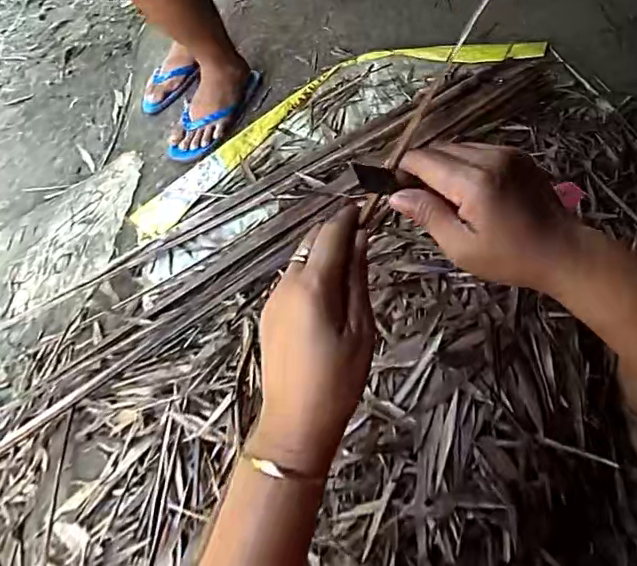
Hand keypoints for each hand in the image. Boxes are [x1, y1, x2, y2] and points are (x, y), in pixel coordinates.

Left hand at [253, 206, 375, 473]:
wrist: (293, 427)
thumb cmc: (337, 381)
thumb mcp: (361, 328)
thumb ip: (358, 279)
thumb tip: (361, 239)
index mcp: (313, 285)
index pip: (331, 233)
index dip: (349, 216)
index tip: (366, 209)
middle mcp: (287, 284)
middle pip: (312, 239)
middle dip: (336, 230)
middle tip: (363, 233)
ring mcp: (273, 298)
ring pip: (300, 257)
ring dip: (323, 249)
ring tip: (350, 260)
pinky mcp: (269, 314)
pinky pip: (292, 277)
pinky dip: (311, 269)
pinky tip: (329, 287)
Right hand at [391, 143, 587, 293]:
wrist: (562, 250)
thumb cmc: (511, 257)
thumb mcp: (462, 247)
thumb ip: (428, 215)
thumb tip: (395, 195)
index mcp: (474, 181)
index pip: (424, 159)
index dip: (403, 169)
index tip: (394, 186)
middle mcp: (489, 156)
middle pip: (440, 149)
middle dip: (423, 168)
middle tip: (418, 197)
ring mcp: (506, 152)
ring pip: (459, 147)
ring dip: (444, 165)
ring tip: (445, 196)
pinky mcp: (517, 154)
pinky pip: (479, 149)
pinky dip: (465, 163)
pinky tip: (469, 189)